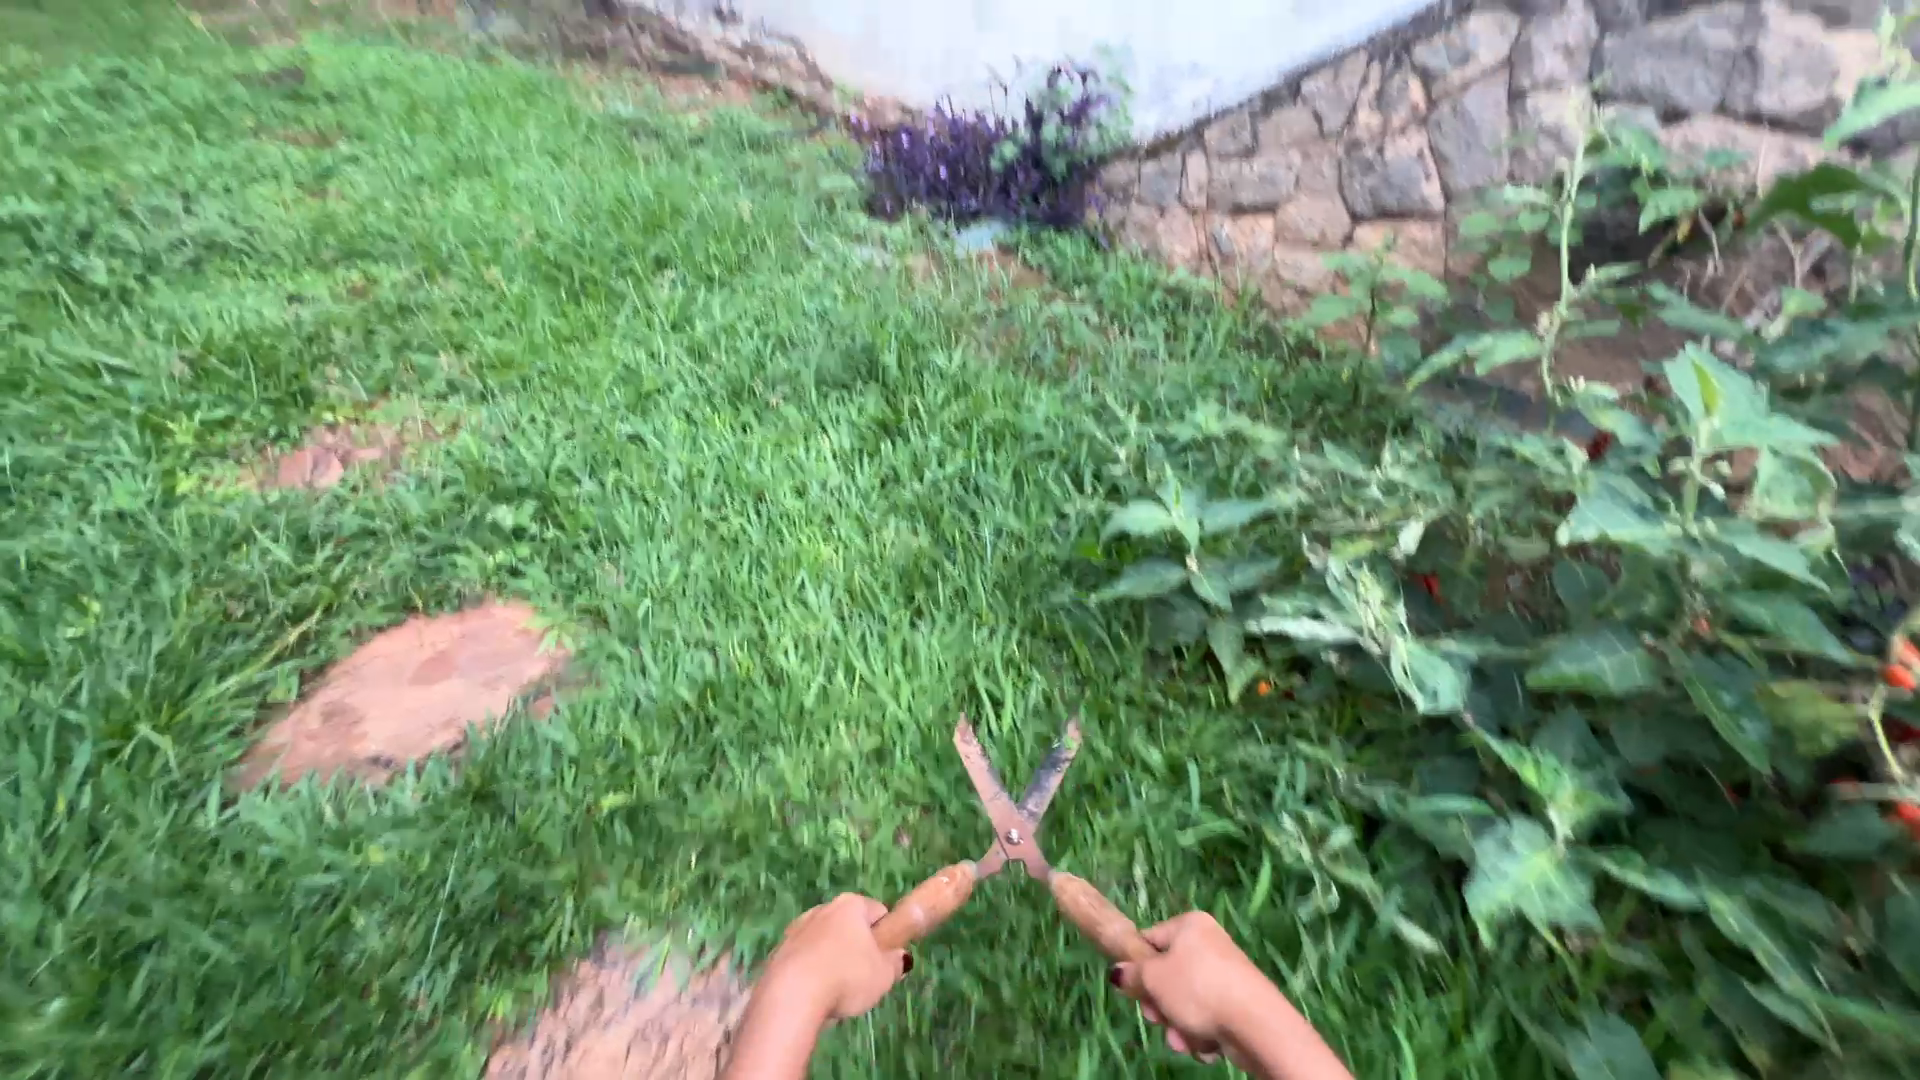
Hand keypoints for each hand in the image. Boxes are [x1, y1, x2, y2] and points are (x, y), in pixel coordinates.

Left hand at [760, 893, 909, 1022]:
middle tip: (862, 979)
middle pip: (848, 926)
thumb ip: (896, 963)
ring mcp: (797, 928)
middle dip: (856, 948)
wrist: (791, 996)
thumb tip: (898, 957)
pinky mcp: (778, 951)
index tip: (884, 961)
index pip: (878, 912)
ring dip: (831, 960)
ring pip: (824, 942)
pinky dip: (810, 972)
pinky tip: (813, 995)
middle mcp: (823, 908)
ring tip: (835, 992)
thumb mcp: (884, 975)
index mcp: (851, 905)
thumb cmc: (846, 978)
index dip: (885, 936)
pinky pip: (804, 959)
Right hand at [1111, 911, 1277, 1060]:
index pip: (1150, 940)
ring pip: (1185, 1000)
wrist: (1255, 1024)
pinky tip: (1203, 1044)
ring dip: (1178, 1023)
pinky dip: (1200, 1031)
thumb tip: (1118, 972)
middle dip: (1160, 1004)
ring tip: (1183, 1039)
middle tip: (1158, 1018)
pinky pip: (1207, 1014)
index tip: (1135, 991)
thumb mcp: (1154, 979)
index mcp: (1189, 925)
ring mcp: (1225, 973)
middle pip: (1168, 974)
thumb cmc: (1197, 989)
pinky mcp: (1238, 1002)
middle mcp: (1208, 943)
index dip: (1139, 967)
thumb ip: (1131, 974)